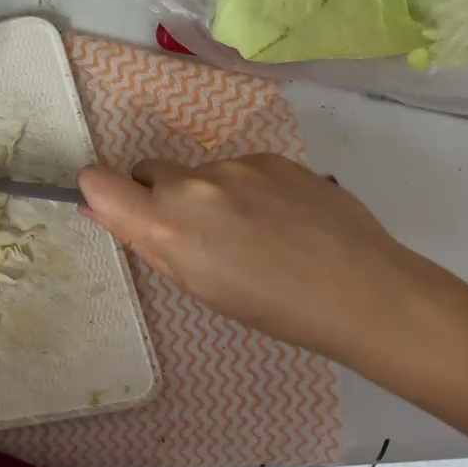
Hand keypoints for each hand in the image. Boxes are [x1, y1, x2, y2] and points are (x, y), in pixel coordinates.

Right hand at [78, 154, 449, 357]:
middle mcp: (192, 185)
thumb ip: (143, 240)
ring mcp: (235, 167)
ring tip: (255, 231)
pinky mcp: (273, 158)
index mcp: (165, 224)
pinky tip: (283, 219)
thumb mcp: (194, 284)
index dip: (103, 192)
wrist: (370, 296)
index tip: (123, 211)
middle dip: (160, 195)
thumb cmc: (272, 308)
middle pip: (148, 171)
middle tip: (200, 233)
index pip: (97, 180)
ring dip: (209, 194)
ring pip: (197, 173)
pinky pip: (239, 168)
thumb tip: (98, 208)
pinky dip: (248, 189)